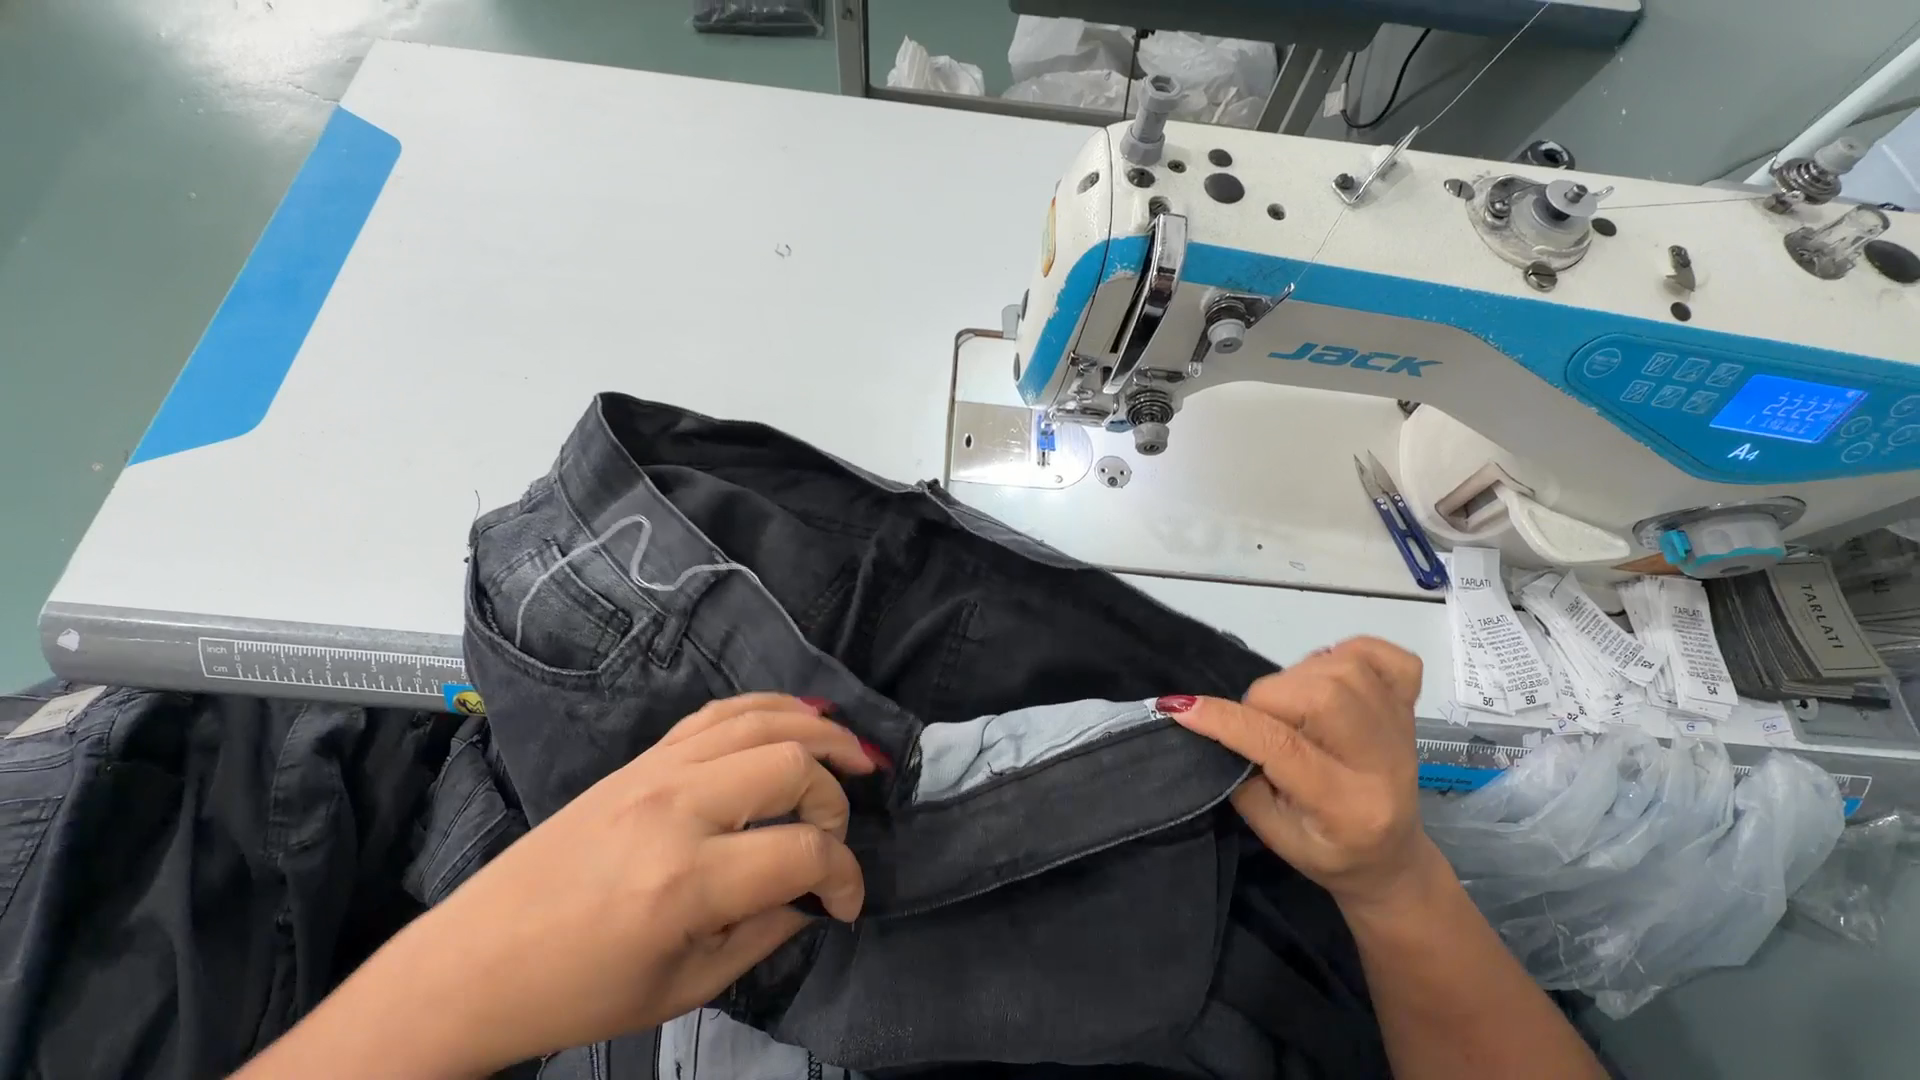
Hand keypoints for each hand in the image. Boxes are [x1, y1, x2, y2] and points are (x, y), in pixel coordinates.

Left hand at [313, 694, 876, 1074]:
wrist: (475, 961)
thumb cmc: (578, 991)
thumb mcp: (684, 988)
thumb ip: (765, 933)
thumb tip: (814, 894)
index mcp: (685, 880)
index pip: (803, 852)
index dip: (845, 877)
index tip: (846, 902)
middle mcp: (675, 807)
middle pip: (791, 762)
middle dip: (834, 797)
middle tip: (835, 834)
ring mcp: (655, 771)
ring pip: (759, 719)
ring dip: (818, 730)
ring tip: (854, 752)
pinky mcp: (640, 759)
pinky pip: (717, 713)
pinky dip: (768, 708)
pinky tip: (797, 720)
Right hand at [1164, 637, 1437, 912]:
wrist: (1391, 859)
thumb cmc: (1325, 850)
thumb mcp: (1271, 831)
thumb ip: (1240, 775)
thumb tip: (1206, 722)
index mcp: (1346, 805)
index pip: (1282, 747)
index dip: (1226, 721)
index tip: (1181, 708)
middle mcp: (1382, 761)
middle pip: (1321, 695)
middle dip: (1266, 697)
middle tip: (1255, 719)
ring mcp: (1402, 728)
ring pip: (1343, 668)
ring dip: (1298, 674)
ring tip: (1288, 702)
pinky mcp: (1410, 705)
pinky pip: (1384, 655)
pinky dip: (1349, 652)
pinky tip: (1328, 674)